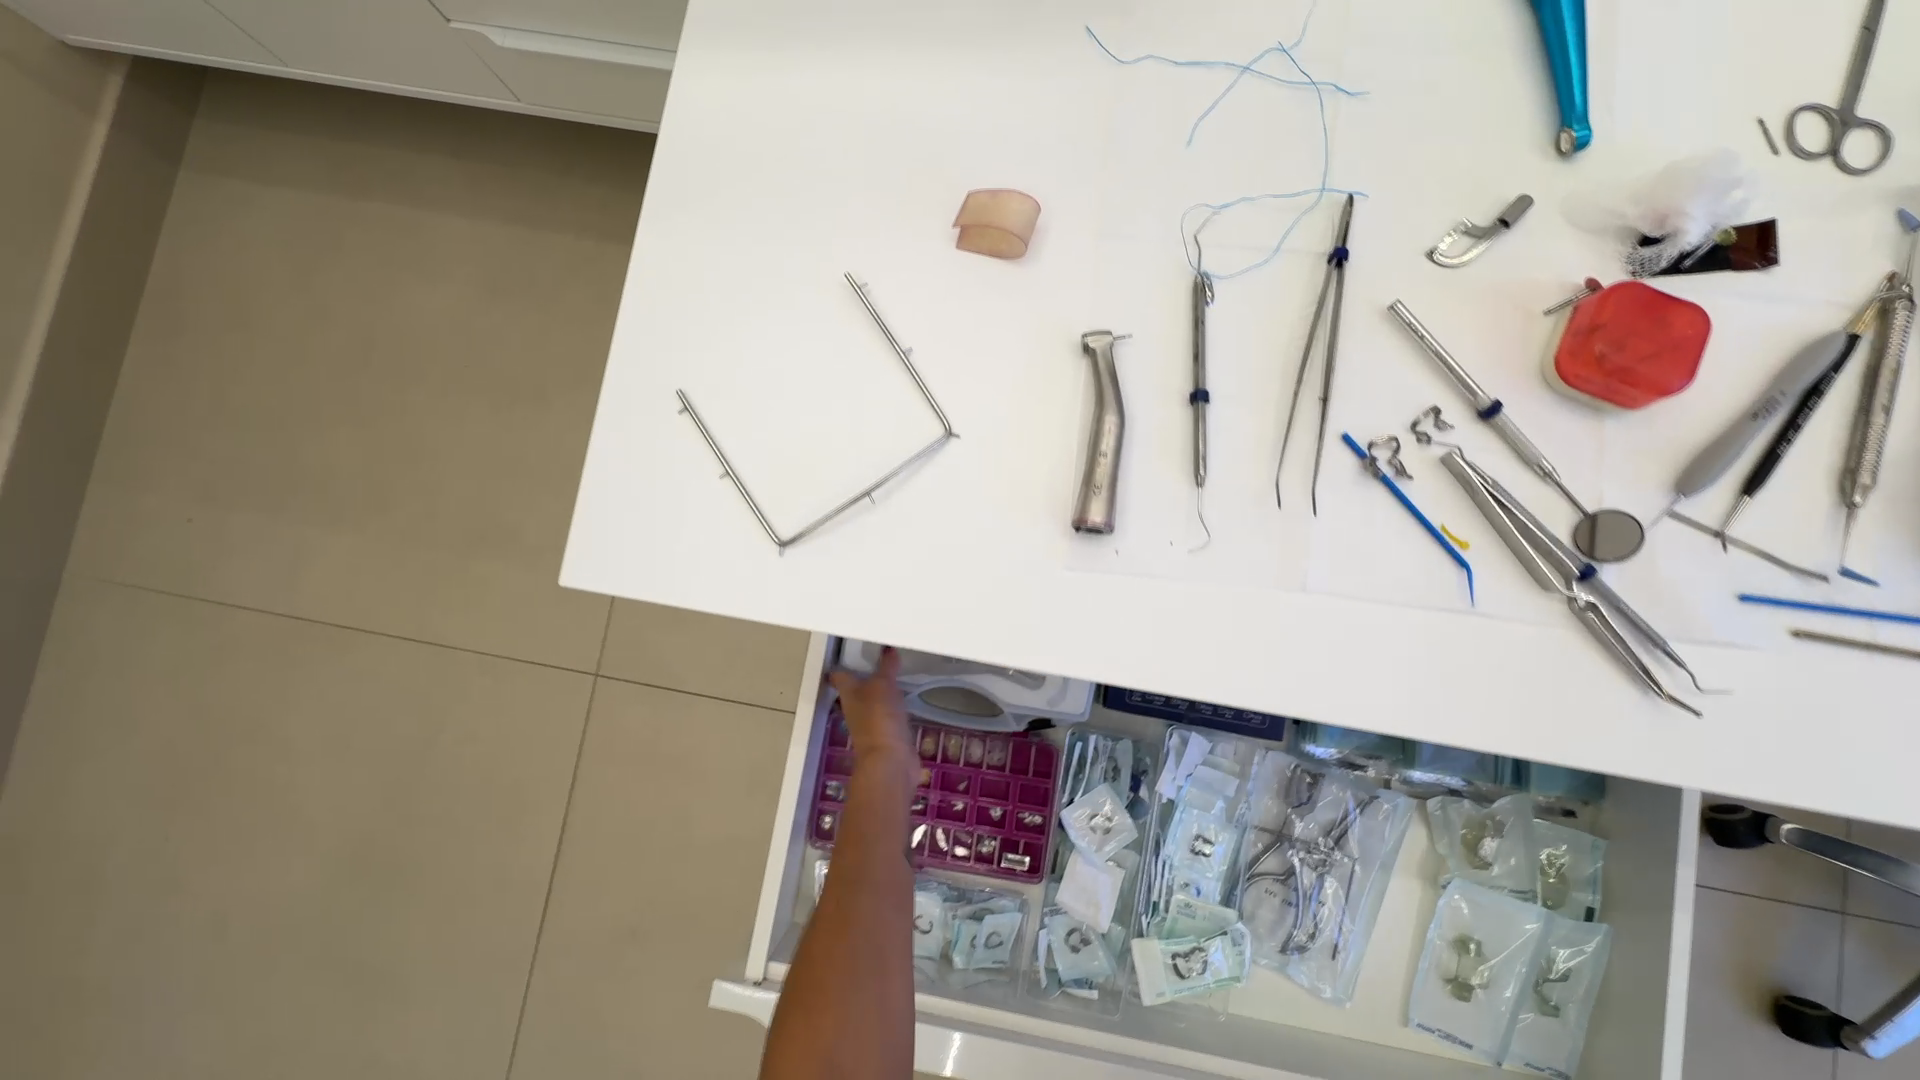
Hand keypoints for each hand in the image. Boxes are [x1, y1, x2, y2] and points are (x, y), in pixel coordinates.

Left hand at [829, 647, 914, 780]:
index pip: (839, 675)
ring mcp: (873, 722)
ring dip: (882, 689)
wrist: (890, 761)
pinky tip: (907, 697)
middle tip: (878, 656)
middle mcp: (857, 707)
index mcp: (849, 693)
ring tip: (896, 671)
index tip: (849, 650)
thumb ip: (886, 666)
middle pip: (856, 688)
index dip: (842, 663)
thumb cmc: (878, 719)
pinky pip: (891, 714)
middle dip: (865, 674)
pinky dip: (896, 705)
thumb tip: (888, 648)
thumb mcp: (883, 684)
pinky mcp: (890, 734)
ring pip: (875, 700)